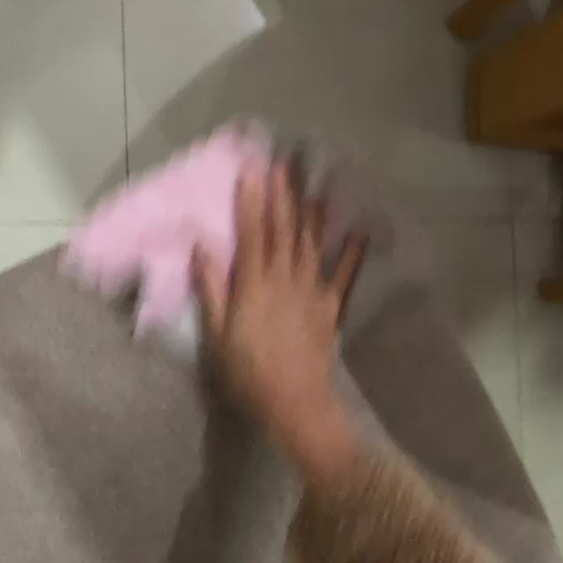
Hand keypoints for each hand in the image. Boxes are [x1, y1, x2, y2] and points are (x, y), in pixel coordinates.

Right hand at [193, 162, 365, 459]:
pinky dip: (352, 252)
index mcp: (254, 283)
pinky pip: (343, 274)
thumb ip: (212, 288)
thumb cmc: (248, 371)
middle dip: (283, 193)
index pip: (251, 231)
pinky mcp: (330, 306)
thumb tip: (202, 246)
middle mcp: (285, 277)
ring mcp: (312, 289)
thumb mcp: (218, 334)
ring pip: (311, 242)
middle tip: (284, 161)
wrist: (294, 401)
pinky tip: (359, 231)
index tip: (252, 168)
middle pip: (283, 229)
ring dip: (313, 211)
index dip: (251, 198)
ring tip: (317, 182)